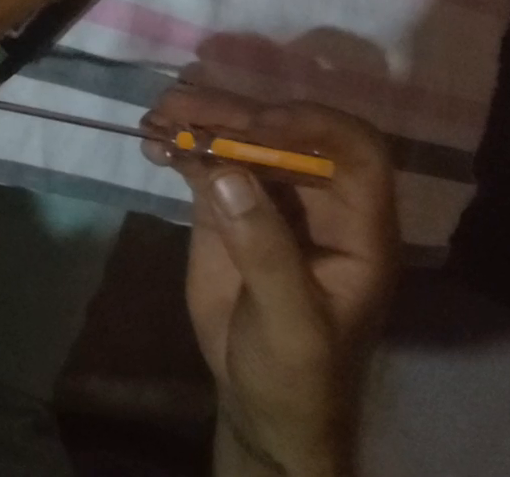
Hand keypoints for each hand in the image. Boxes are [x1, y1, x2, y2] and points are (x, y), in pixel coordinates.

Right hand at [142, 84, 398, 476]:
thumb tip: (227, 174)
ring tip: (158, 114)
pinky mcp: (226, 211)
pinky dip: (179, 149)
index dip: (313, 125)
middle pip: (284, 136)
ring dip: (200, 122)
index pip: (355, 152)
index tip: (258, 122)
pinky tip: (152, 142)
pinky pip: (206, 166)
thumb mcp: (291, 322)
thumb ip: (265, 250)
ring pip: (241, 144)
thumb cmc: (299, 374)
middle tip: (184, 106)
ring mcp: (267, 203)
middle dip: (237, 115)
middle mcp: (316, 202)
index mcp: (357, 227)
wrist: (262, 403)